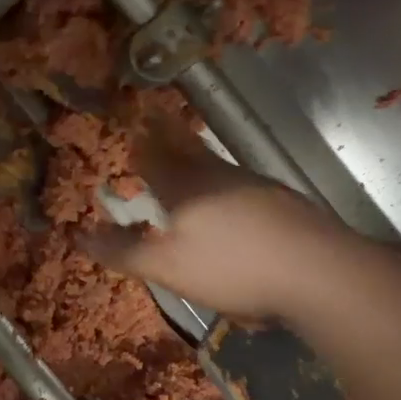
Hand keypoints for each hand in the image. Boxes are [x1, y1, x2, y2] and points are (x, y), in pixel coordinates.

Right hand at [81, 127, 367, 318]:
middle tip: (156, 128)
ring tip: (187, 168)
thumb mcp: (166, 267)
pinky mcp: (286, 205)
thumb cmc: (232, 267)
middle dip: (169, 142)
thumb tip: (80, 236)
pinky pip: (243, 188)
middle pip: (189, 153)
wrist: (321, 274)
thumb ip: (123, 251)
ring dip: (199, 163)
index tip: (130, 125)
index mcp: (186, 186)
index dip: (139, 143)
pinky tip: (231, 208)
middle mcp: (220, 177)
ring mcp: (257, 188)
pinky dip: (226, 190)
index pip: (154, 156)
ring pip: (218, 168)